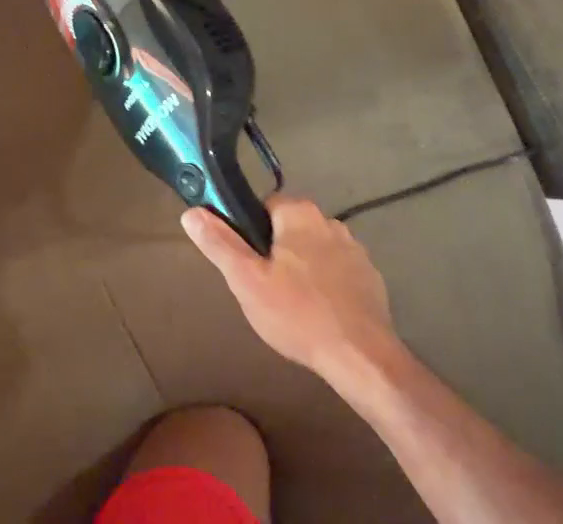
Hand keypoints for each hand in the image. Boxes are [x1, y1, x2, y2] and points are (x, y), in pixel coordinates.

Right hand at [183, 196, 401, 382]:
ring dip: (303, 270)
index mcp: (300, 214)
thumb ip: (220, 244)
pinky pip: (338, 274)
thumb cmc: (297, 314)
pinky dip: (327, 287)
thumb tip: (192, 213)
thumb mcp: (247, 281)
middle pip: (290, 230)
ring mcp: (356, 250)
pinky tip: (320, 315)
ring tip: (292, 308)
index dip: (251, 233)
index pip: (265, 207)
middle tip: (265, 290)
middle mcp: (331, 221)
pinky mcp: (371, 277)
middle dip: (276, 254)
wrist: (359, 355)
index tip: (247, 264)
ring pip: (315, 252)